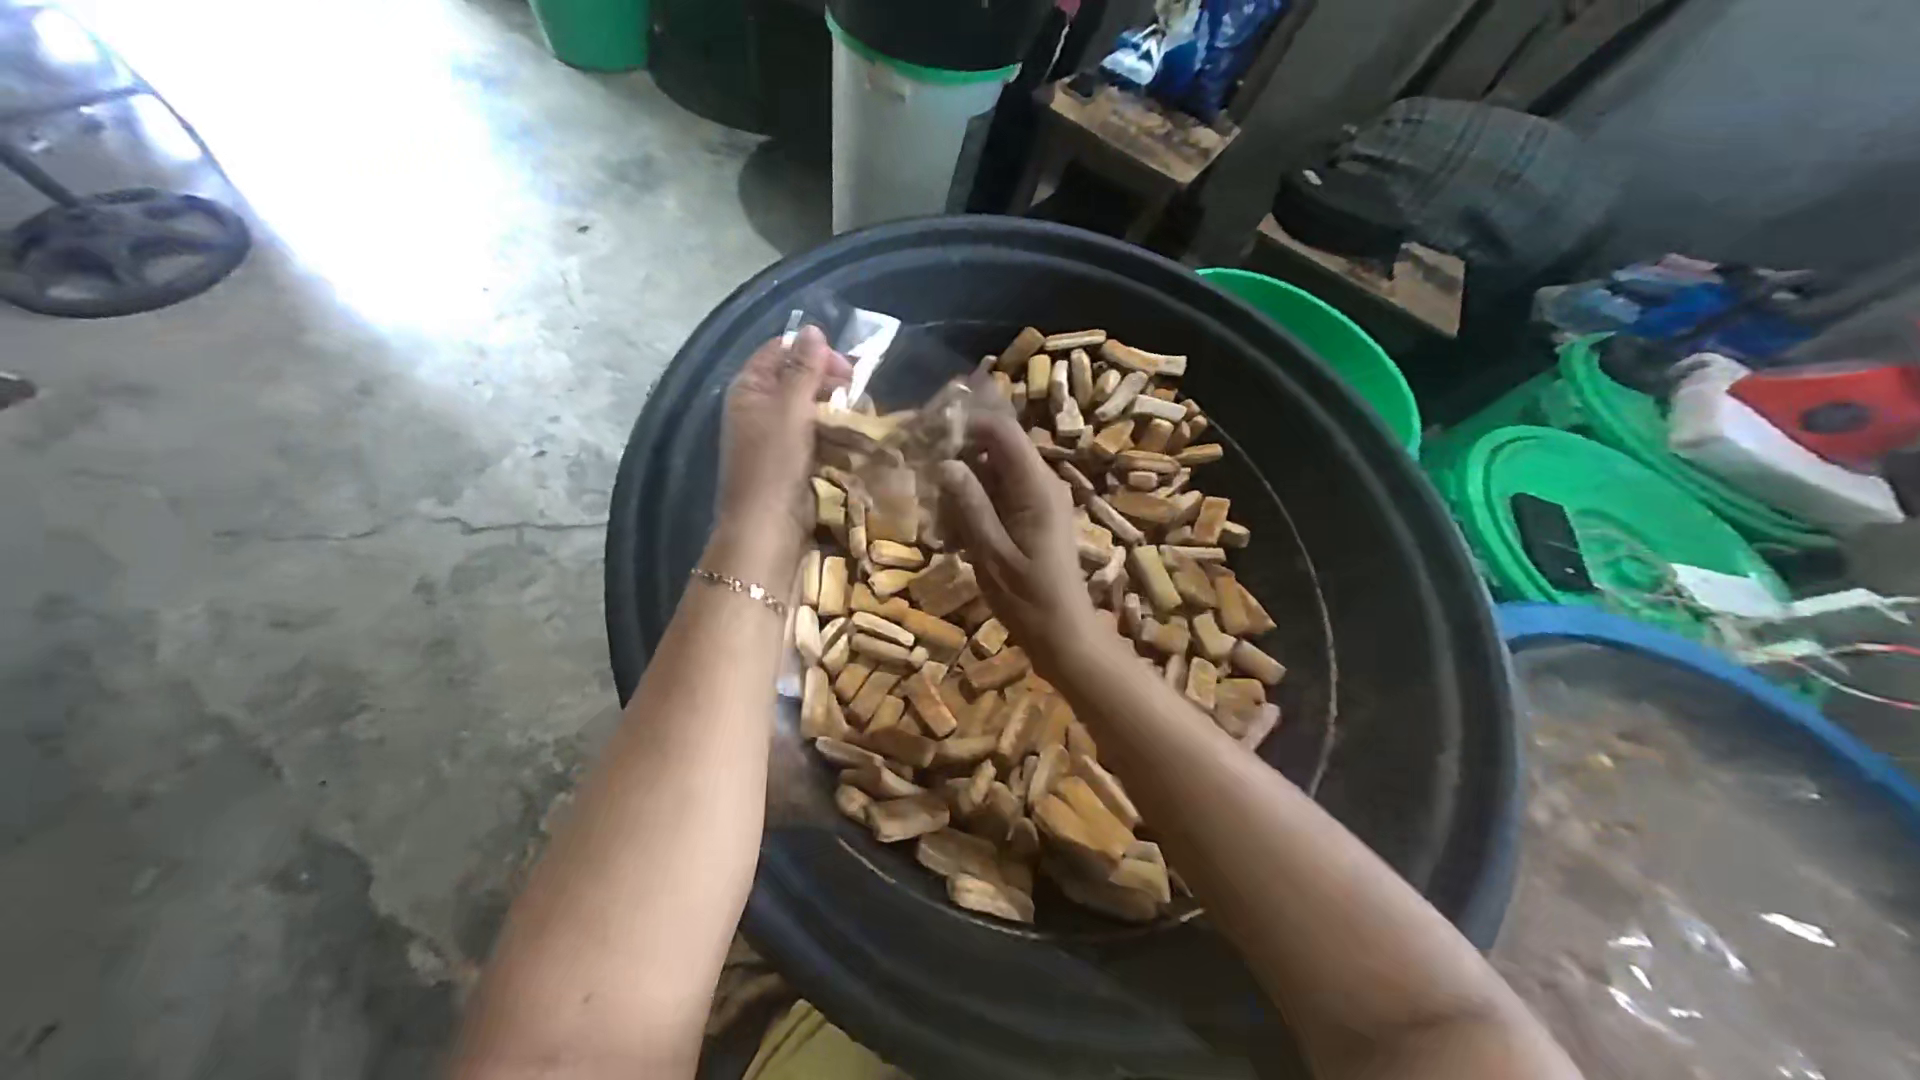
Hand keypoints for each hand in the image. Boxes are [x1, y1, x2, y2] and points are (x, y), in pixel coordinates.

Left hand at [716, 326, 851, 547]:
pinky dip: (833, 431)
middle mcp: (758, 407)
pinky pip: (815, 434)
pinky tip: (853, 436)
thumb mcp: (790, 408)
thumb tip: (812, 328)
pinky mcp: (791, 459)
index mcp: (749, 388)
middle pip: (797, 378)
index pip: (781, 351)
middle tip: (859, 392)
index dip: (813, 352)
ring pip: (810, 408)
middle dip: (829, 380)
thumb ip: (803, 368)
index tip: (846, 368)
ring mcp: (774, 435)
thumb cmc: (774, 462)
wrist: (768, 525)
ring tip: (861, 414)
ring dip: (835, 407)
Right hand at [938, 410, 1103, 677]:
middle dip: (959, 461)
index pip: (1002, 431)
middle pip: (996, 450)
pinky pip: (1001, 497)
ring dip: (964, 490)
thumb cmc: (1028, 599)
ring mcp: (1041, 500)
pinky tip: (956, 538)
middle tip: (925, 487)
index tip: (927, 438)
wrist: (1064, 634)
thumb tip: (946, 463)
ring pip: (995, 474)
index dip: (965, 426)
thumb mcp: (991, 553)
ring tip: (939, 522)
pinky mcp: (1035, 517)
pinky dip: (976, 508)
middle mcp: (1043, 484)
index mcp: (1036, 487)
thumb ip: (970, 504)